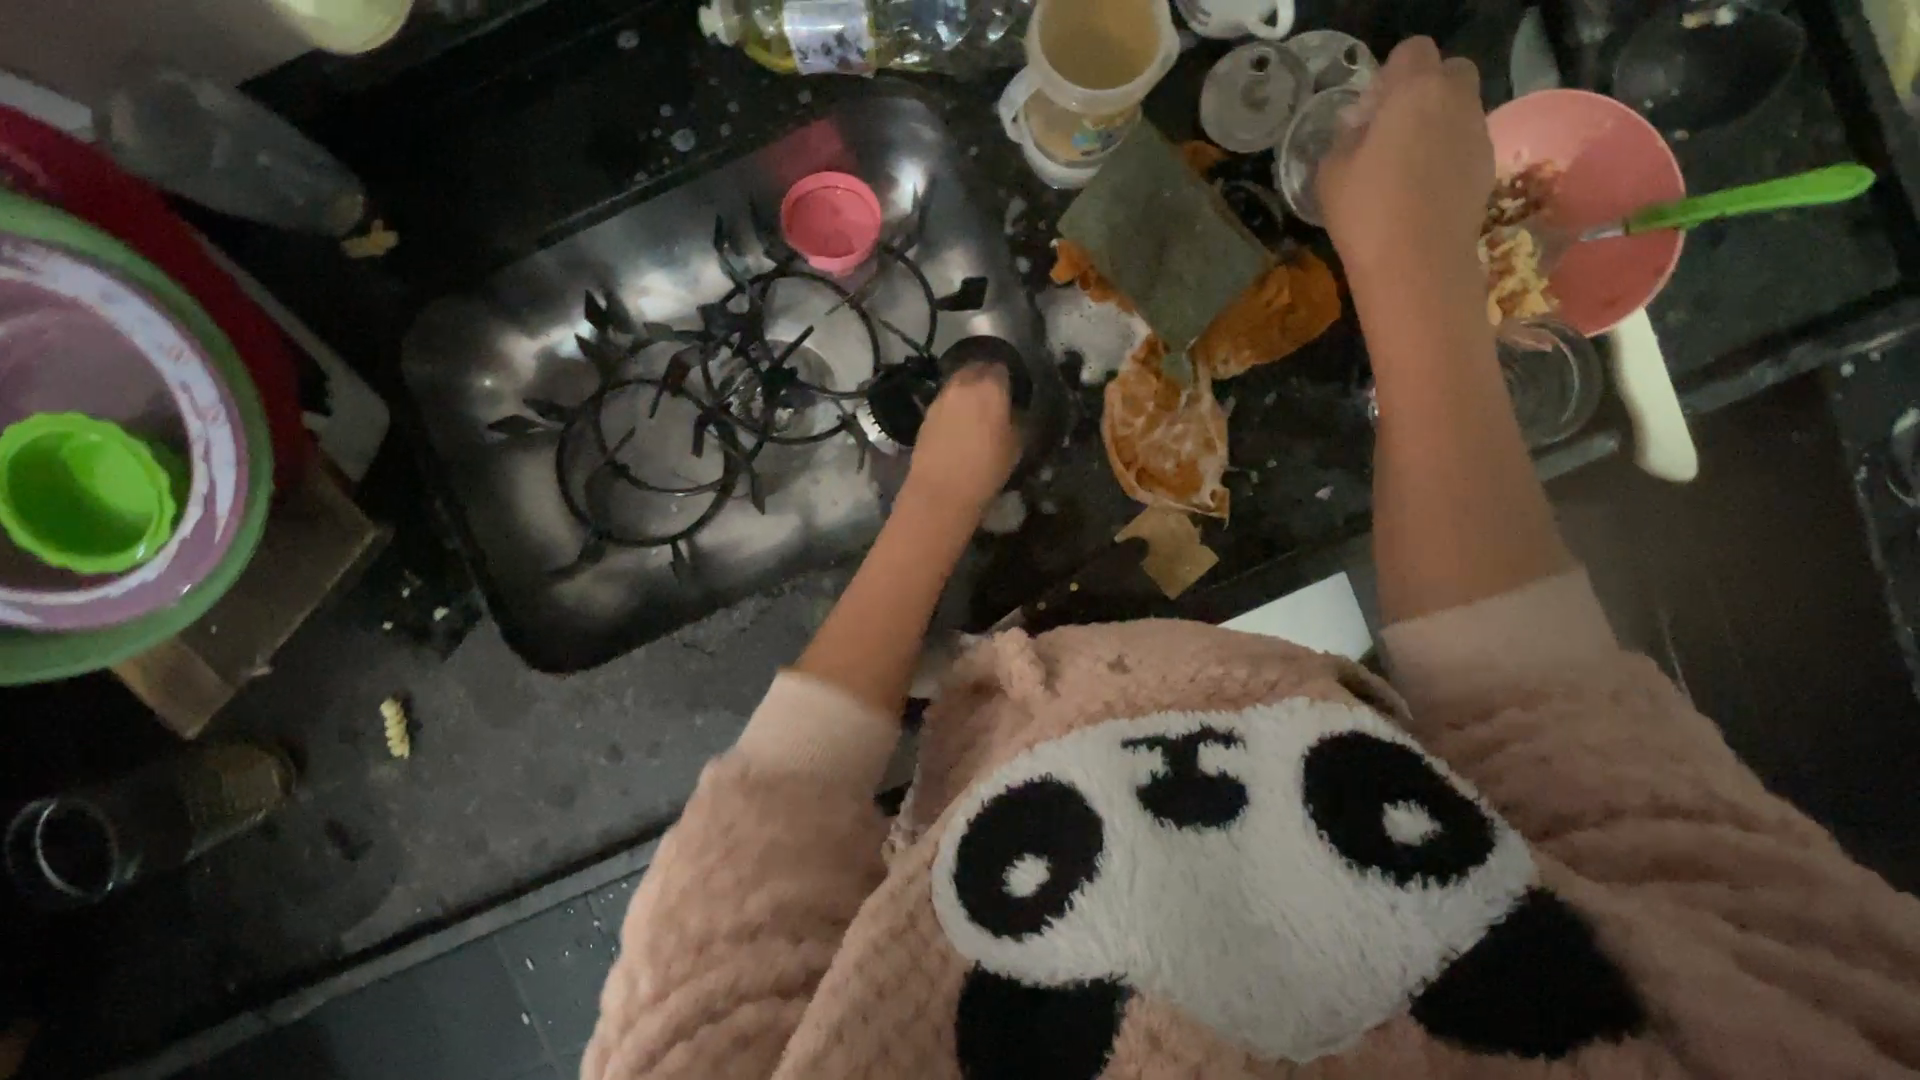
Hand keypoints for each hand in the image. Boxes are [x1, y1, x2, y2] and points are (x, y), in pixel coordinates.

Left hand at [904, 362, 1018, 514]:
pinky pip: (945, 400)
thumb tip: (1014, 411)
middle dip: (986, 376)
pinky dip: (954, 405)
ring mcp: (941, 398)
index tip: (1013, 389)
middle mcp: (963, 384)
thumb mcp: (1016, 446)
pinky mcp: (926, 414)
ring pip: (958, 382)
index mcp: (990, 387)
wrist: (940, 491)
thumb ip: (1018, 420)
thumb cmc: (986, 469)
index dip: (1008, 376)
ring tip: (976, 408)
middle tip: (995, 395)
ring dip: (968, 389)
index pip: (1001, 367)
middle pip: (976, 368)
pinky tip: (959, 423)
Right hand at [1318, 38, 1492, 277]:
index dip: (1390, 74)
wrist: (1416, 265)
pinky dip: (1447, 156)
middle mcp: (1455, 101)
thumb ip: (1345, 139)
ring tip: (1404, 168)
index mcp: (1414, 91)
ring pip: (1460, 109)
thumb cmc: (1365, 213)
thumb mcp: (1330, 174)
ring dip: (1436, 125)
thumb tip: (1359, 130)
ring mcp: (1477, 133)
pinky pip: (1465, 144)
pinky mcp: (1486, 166)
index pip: (1412, 51)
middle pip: (1449, 71)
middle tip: (1393, 130)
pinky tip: (1421, 192)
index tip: (1369, 110)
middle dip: (1425, 90)